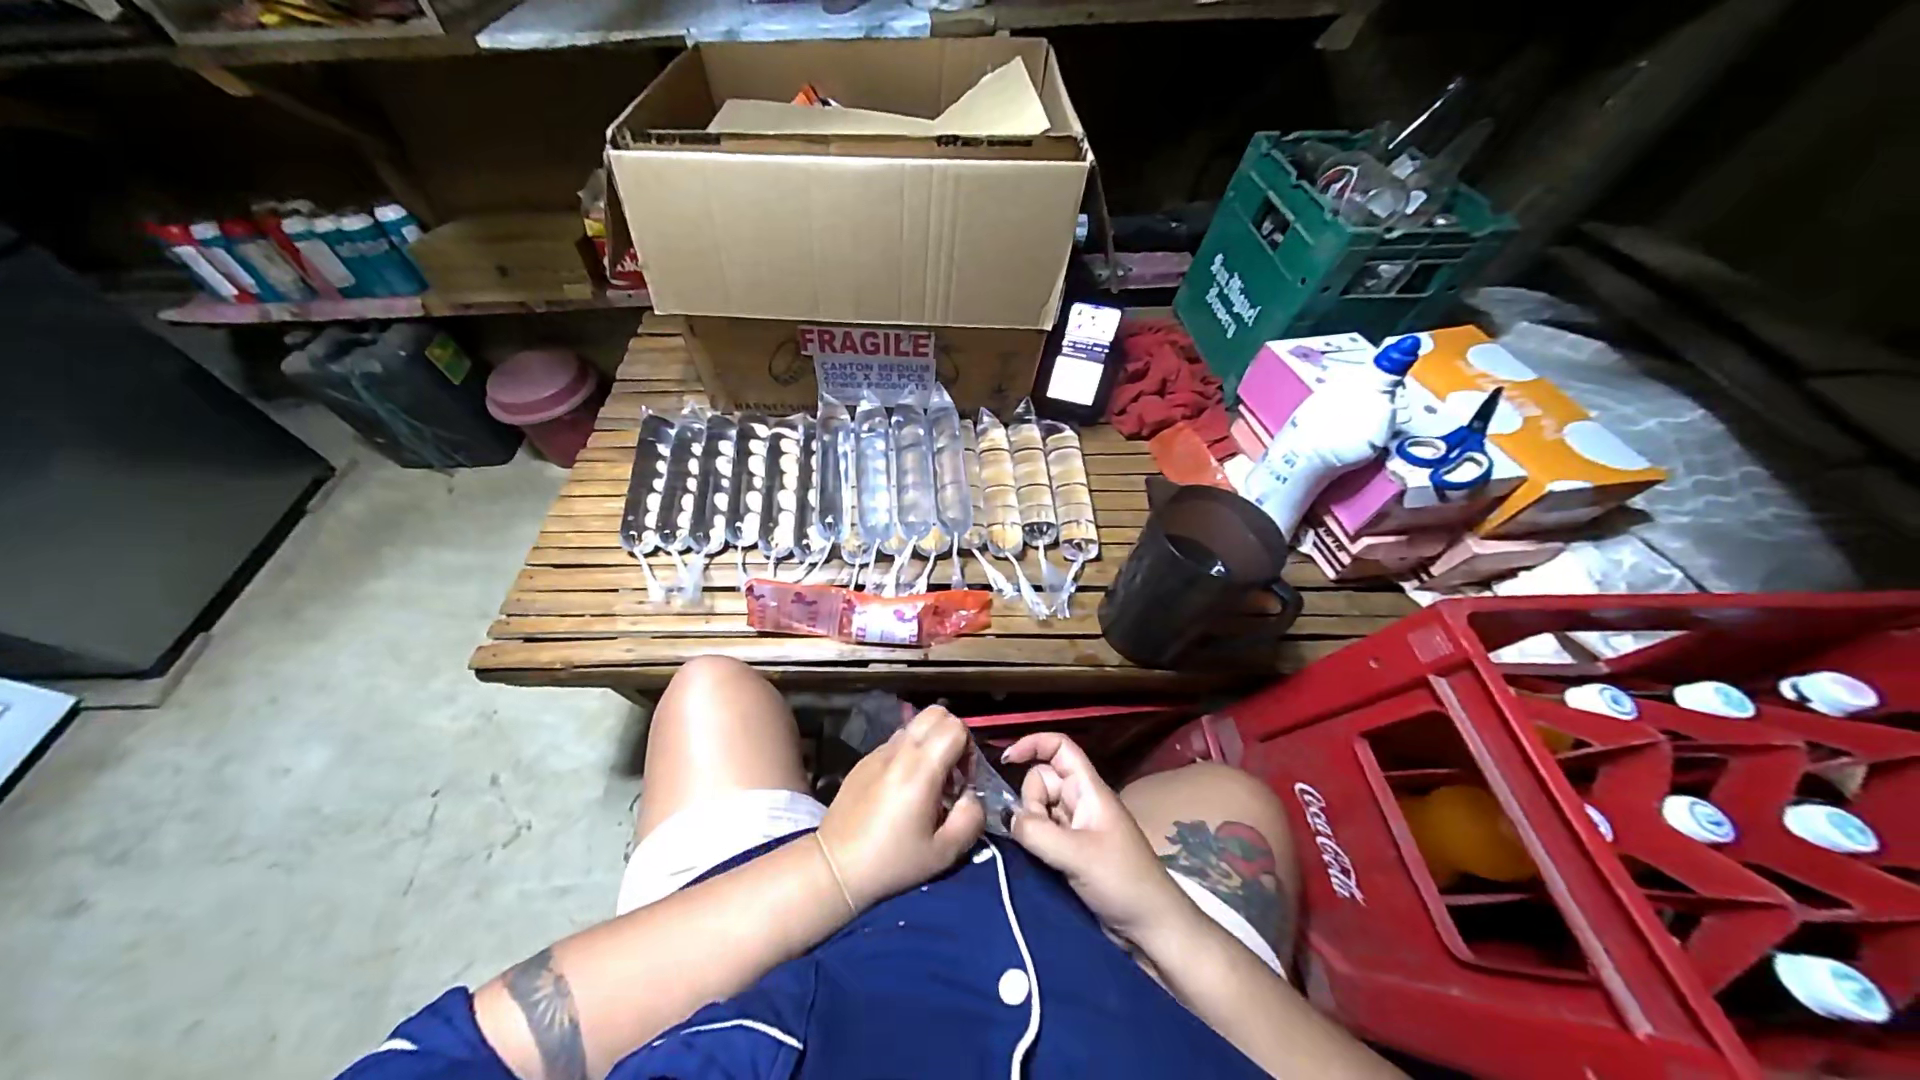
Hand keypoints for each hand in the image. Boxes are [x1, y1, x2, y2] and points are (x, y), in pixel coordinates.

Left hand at [816, 705, 985, 909]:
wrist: (836, 865)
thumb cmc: (892, 861)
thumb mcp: (944, 852)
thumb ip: (971, 818)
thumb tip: (971, 796)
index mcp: (920, 768)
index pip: (956, 727)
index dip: (969, 749)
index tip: (963, 780)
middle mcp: (899, 750)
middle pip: (936, 713)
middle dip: (952, 736)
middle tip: (951, 773)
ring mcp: (878, 752)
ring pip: (915, 725)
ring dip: (930, 744)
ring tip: (927, 783)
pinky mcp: (864, 760)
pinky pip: (896, 742)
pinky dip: (909, 754)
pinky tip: (903, 789)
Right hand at [1003, 732, 1189, 939]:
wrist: (1151, 929)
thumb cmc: (1124, 882)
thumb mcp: (1077, 855)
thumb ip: (1037, 832)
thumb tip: (1007, 817)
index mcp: (1089, 790)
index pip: (1060, 747)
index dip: (1033, 744)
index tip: (1006, 760)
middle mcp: (1080, 803)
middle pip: (1041, 780)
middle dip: (1030, 802)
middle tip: (1042, 836)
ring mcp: (1075, 829)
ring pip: (1038, 810)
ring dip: (1030, 827)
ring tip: (1045, 856)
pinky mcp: (1070, 853)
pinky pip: (1041, 835)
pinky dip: (1033, 843)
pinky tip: (1035, 862)